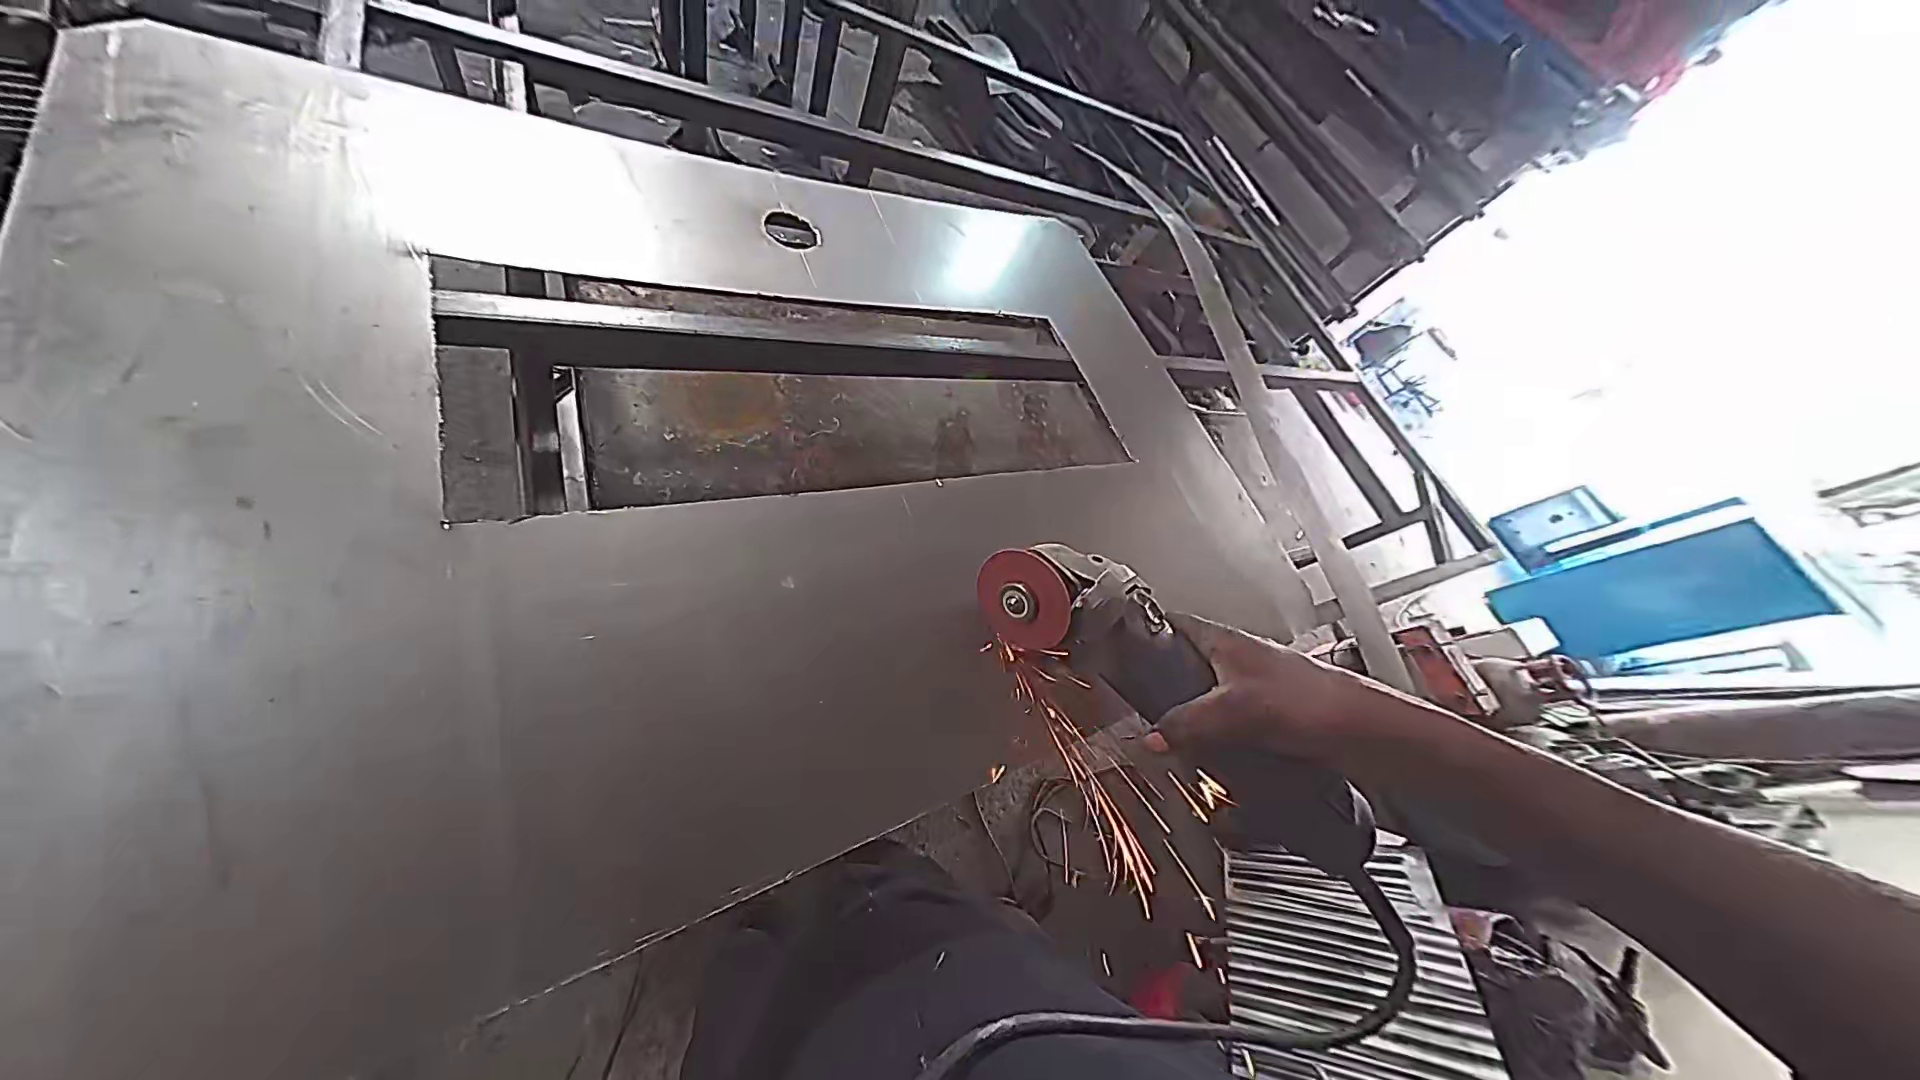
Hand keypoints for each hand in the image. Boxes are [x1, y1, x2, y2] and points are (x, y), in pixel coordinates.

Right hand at [1142, 613, 1394, 763]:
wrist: (1361, 732)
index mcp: (1223, 640)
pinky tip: (1205, 748)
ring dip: (1186, 709)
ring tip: (1168, 727)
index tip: (1120, 642)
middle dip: (1162, 678)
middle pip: (1184, 661)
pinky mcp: (1262, 713)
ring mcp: (1249, 685)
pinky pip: (1222, 718)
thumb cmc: (1311, 701)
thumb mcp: (1233, 710)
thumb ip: (1186, 723)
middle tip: (1140, 696)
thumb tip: (1151, 736)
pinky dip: (1209, 731)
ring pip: (1203, 691)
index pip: (1173, 622)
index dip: (1146, 628)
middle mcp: (1234, 657)